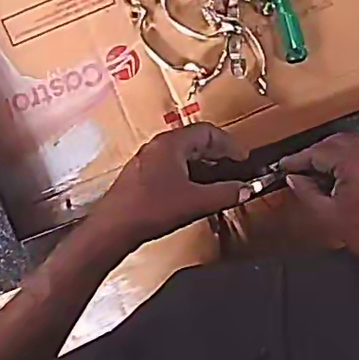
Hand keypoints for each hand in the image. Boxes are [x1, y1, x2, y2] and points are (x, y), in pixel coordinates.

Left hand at [81, 124, 251, 256]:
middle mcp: (156, 147)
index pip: (207, 131)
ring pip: (181, 154)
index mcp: (170, 144)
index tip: (241, 157)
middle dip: (217, 153)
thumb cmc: (147, 210)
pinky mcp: (140, 177)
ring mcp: (146, 161)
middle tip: (232, 166)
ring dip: (202, 164)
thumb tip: (245, 189)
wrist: (113, 228)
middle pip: (194, 140)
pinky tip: (193, 192)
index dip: (229, 144)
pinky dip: (187, 174)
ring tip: (217, 179)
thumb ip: (225, 193)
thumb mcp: (196, 202)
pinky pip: (170, 166)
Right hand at [281, 133, 358, 280]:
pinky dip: (351, 159)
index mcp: (357, 163)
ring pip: (352, 144)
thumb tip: (296, 180)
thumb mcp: (330, 216)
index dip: (298, 159)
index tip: (287, 165)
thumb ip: (307, 193)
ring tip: (320, 175)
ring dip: (333, 155)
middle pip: (336, 142)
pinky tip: (343, 177)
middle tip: (300, 169)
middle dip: (315, 154)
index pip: (319, 151)